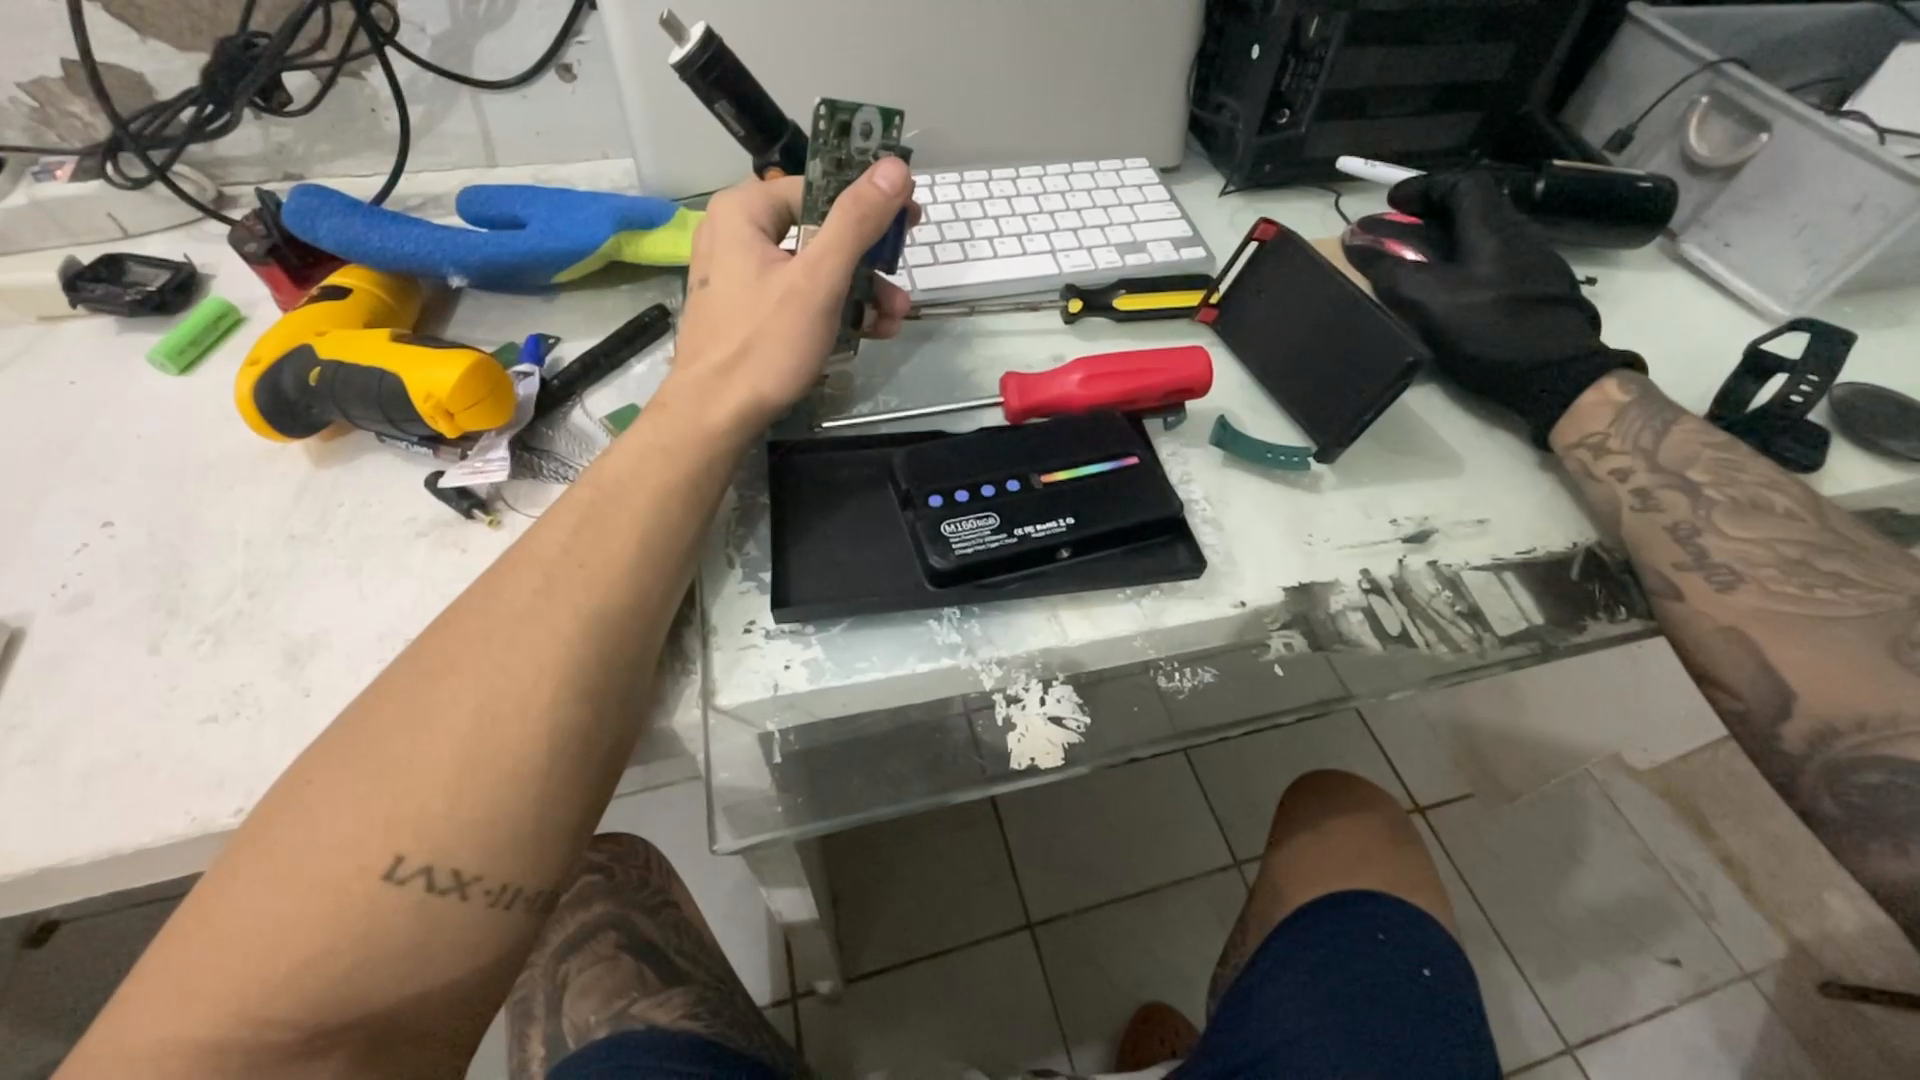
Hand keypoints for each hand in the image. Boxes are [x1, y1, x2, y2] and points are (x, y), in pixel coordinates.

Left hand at [666, 158, 917, 433]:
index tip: (910, 223)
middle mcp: (739, 234)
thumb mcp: (818, 280)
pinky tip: (871, 331)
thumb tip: (894, 167)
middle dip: (870, 260)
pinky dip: (836, 310)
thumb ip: (857, 221)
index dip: (869, 204)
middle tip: (903, 279)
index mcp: (744, 211)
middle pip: (822, 231)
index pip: (819, 188)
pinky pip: (802, 297)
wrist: (715, 417)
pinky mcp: (752, 312)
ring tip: (895, 317)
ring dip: (862, 291)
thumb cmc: (763, 344)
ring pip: (816, 268)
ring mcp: (744, 277)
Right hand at [1358, 171, 1643, 446]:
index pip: (1461, 185)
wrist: (1557, 373)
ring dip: (1442, 242)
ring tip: (1411, 261)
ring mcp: (1531, 264)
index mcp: (1493, 230)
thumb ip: (1390, 271)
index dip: (1424, 188)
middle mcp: (1517, 236)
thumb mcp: (1429, 302)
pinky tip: (1447, 290)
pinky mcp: (1537, 291)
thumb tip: (1356, 242)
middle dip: (1425, 217)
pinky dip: (1460, 264)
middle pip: (1470, 210)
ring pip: (1480, 238)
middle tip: (1391, 232)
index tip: (1392, 202)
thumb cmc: (1490, 330)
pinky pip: (1491, 262)